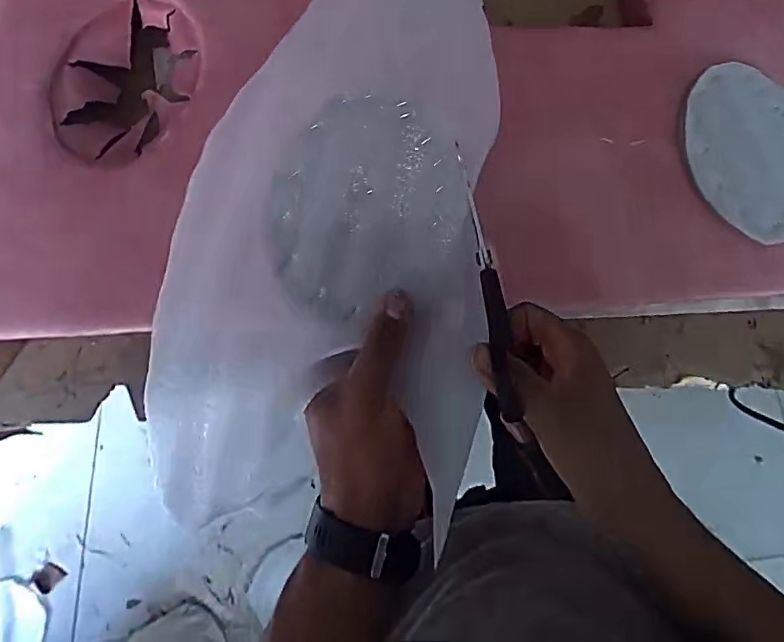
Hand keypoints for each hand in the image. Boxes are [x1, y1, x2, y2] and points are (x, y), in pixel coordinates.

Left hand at [305, 291, 426, 531]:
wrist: (382, 515)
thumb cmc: (359, 456)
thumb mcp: (365, 397)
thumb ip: (381, 348)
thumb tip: (396, 296)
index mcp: (330, 379)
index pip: (348, 331)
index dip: (369, 303)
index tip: (394, 267)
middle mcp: (353, 384)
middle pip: (379, 341)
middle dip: (399, 316)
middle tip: (427, 273)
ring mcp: (382, 397)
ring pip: (402, 356)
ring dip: (420, 334)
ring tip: (445, 294)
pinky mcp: (408, 408)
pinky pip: (420, 374)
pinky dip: (434, 357)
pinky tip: (454, 333)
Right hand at [472, 303, 669, 524]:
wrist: (625, 497)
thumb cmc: (587, 445)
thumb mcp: (541, 407)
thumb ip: (508, 375)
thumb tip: (479, 350)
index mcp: (572, 344)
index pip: (528, 315)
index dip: (505, 332)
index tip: (487, 362)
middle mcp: (573, 357)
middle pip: (527, 343)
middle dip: (508, 368)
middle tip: (499, 399)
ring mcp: (573, 383)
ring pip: (529, 372)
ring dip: (516, 395)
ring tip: (517, 424)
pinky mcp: (570, 409)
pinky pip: (538, 396)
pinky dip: (526, 411)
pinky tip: (526, 435)